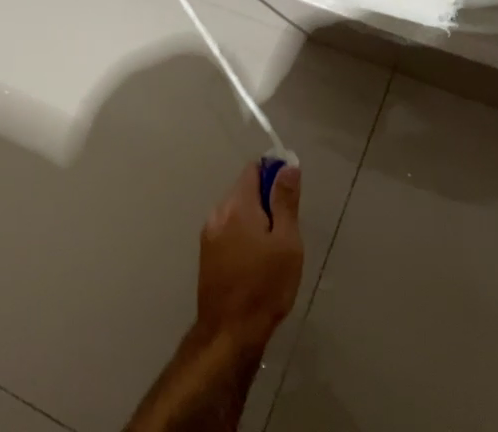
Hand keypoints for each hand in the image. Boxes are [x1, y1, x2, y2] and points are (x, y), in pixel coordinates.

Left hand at [195, 161, 303, 346]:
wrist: (230, 332)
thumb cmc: (266, 286)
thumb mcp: (286, 243)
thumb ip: (285, 201)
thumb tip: (287, 166)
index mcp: (237, 205)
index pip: (253, 170)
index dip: (274, 174)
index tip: (290, 194)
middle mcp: (218, 213)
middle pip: (244, 190)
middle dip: (266, 201)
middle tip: (286, 232)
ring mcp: (208, 233)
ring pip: (236, 212)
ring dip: (255, 220)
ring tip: (273, 251)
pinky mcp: (206, 253)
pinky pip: (228, 230)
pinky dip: (243, 235)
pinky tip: (255, 261)